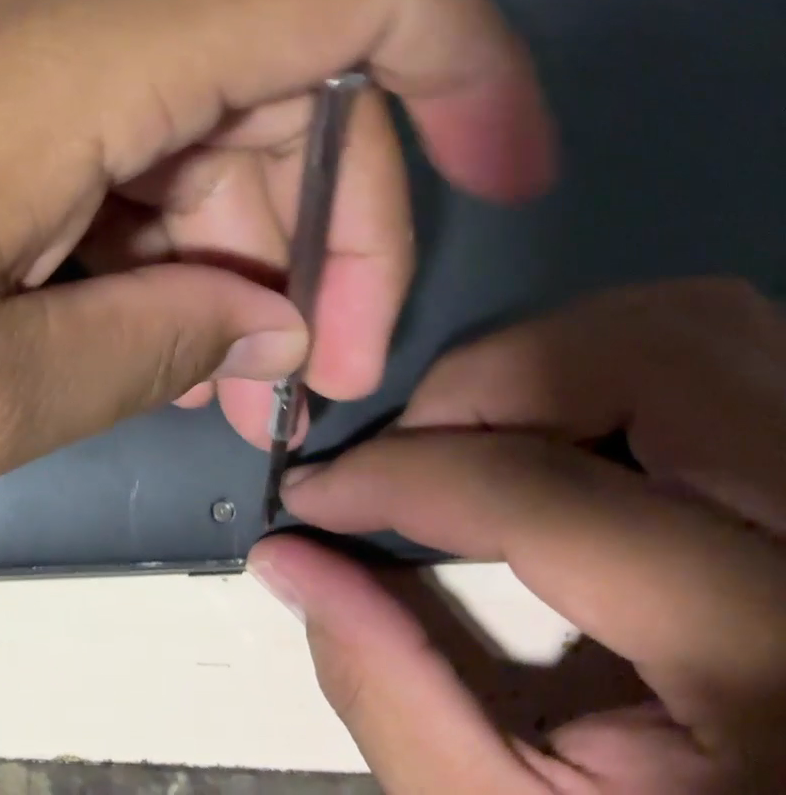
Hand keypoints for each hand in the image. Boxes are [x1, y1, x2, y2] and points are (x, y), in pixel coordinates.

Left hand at [0, 0, 553, 485]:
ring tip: (166, 365)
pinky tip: (82, 299)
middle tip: (266, 374)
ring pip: (168, 94)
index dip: (464, 76)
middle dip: (299, 224)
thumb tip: (259, 314)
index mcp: (76, 47)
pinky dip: (113, 197)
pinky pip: (77, 99)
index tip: (506, 180)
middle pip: (263, 69)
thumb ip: (156, 349)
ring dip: (198, 226)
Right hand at [251, 279, 785, 791]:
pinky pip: (728, 367)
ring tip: (479, 449)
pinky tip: (561, 459)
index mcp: (770, 648)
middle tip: (408, 457)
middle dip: (479, 385)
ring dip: (550, 371)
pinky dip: (615, 384)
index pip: (539, 486)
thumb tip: (287, 562)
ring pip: (699, 332)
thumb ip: (394, 691)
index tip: (309, 493)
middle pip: (652, 349)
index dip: (390, 475)